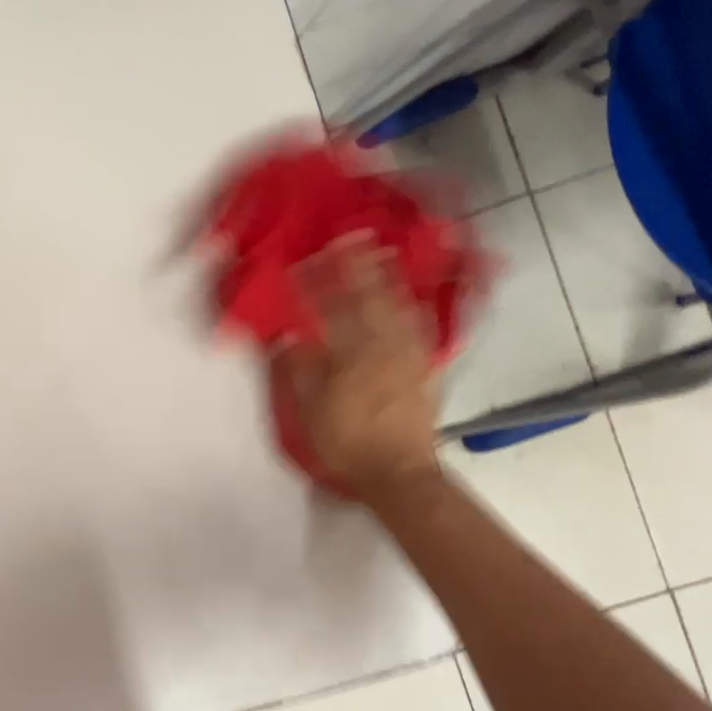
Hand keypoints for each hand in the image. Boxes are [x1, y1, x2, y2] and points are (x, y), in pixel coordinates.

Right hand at [276, 236, 440, 501]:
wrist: (398, 473)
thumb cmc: (346, 446)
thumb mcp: (310, 412)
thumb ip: (300, 370)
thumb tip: (286, 335)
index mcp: (348, 357)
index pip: (327, 311)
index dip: (314, 284)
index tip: (303, 259)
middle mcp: (381, 348)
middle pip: (366, 299)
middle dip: (355, 267)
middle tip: (350, 237)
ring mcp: (407, 356)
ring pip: (396, 307)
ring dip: (387, 278)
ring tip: (381, 253)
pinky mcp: (424, 368)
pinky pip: (419, 326)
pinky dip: (412, 304)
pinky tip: (408, 296)